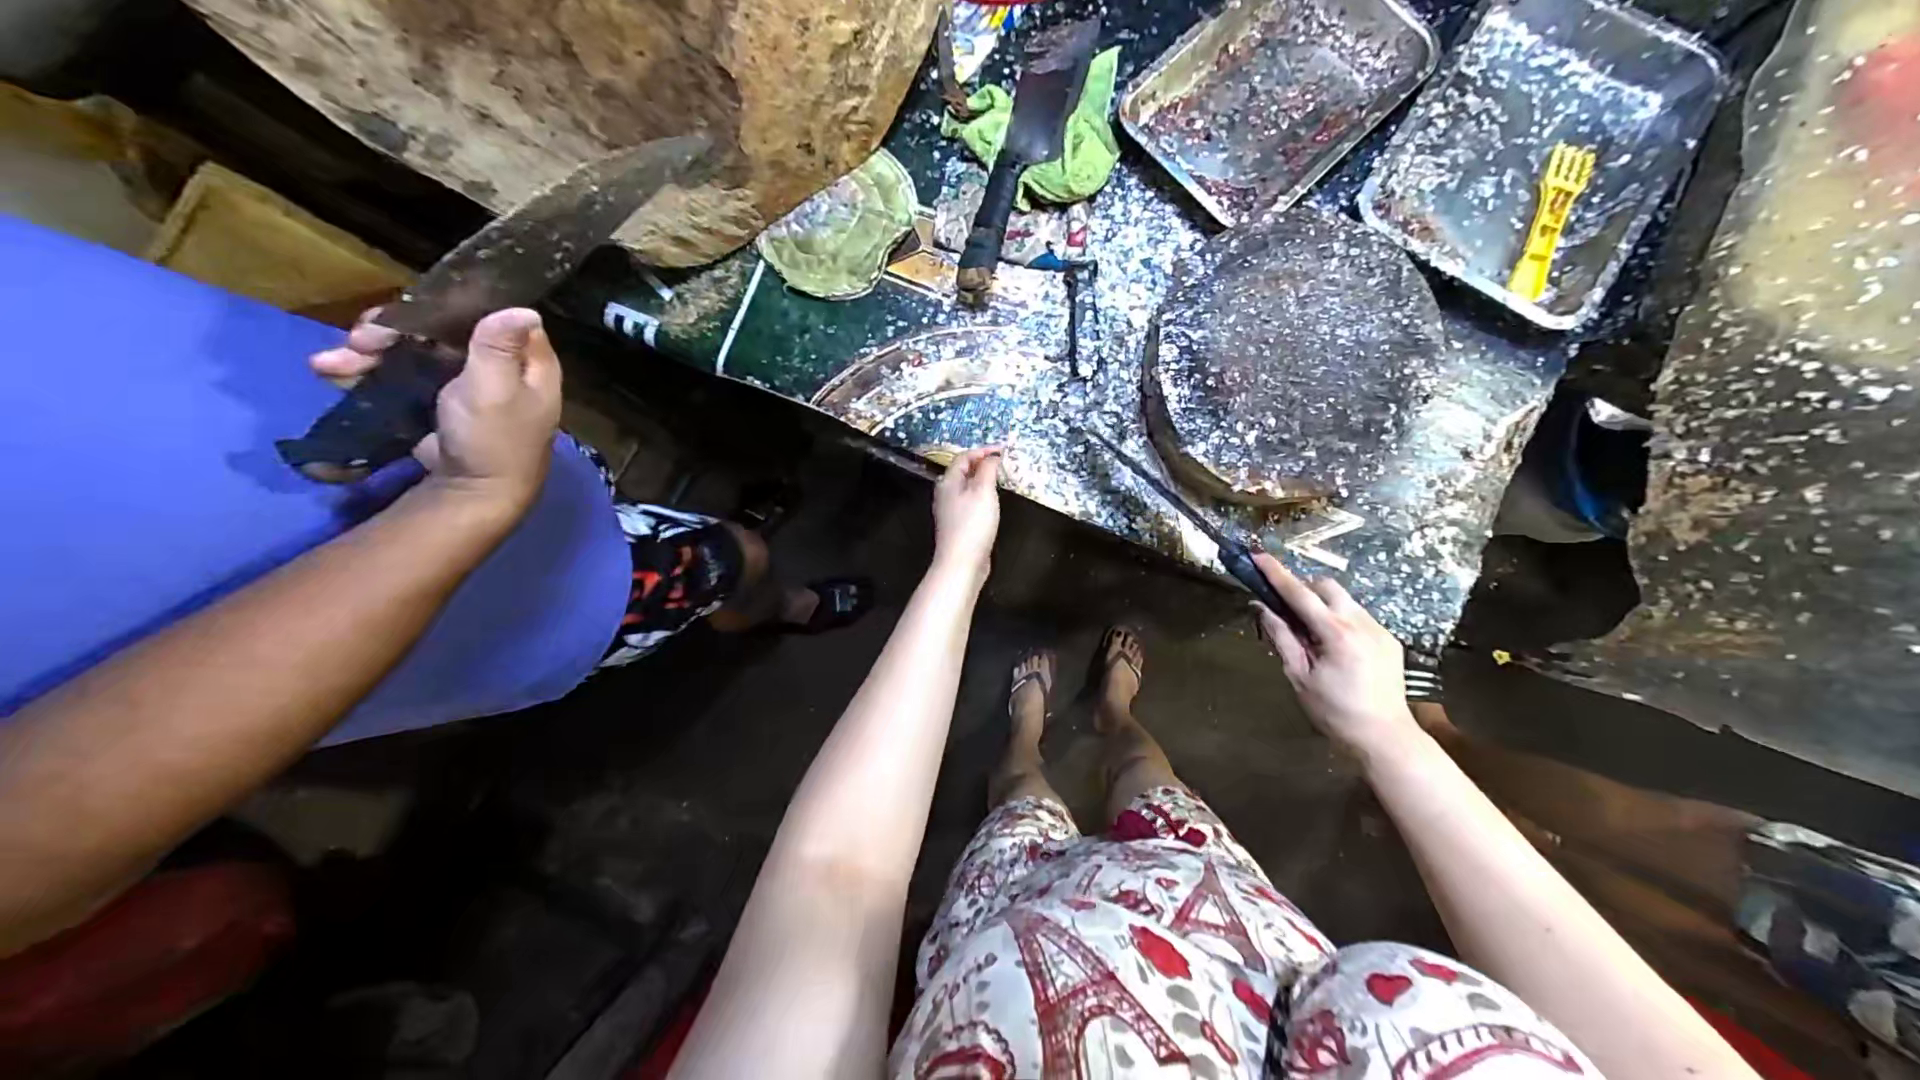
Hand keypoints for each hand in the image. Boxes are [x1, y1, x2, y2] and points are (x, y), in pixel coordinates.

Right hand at [310, 307, 561, 511]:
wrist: (472, 493)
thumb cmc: (492, 438)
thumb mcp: (497, 387)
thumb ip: (501, 347)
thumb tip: (526, 308)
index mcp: (530, 364)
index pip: (497, 316)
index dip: (454, 305)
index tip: (412, 307)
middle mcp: (505, 369)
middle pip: (448, 329)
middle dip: (397, 330)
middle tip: (360, 339)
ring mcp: (471, 384)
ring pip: (419, 349)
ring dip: (373, 350)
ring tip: (336, 362)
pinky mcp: (442, 400)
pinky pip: (406, 373)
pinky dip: (372, 371)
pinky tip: (333, 372)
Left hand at [931, 446, 1002, 582]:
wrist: (961, 562)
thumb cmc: (973, 524)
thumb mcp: (983, 491)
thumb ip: (987, 470)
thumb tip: (991, 457)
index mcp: (948, 482)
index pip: (963, 457)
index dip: (982, 450)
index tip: (1002, 450)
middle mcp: (945, 494)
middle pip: (962, 471)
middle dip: (981, 464)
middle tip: (1002, 463)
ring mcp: (949, 510)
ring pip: (966, 487)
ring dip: (982, 480)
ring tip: (999, 479)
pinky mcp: (957, 525)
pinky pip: (969, 502)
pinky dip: (981, 496)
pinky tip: (991, 503)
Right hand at [1249, 552, 1420, 762]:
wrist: (1384, 737)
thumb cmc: (1334, 711)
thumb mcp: (1299, 675)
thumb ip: (1282, 637)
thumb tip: (1262, 607)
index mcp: (1336, 634)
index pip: (1299, 593)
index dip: (1276, 574)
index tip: (1259, 556)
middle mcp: (1362, 624)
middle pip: (1327, 586)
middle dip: (1304, 589)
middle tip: (1287, 610)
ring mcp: (1380, 630)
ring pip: (1344, 600)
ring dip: (1322, 606)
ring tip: (1312, 634)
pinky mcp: (1389, 640)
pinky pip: (1359, 616)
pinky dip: (1339, 620)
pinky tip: (1334, 646)